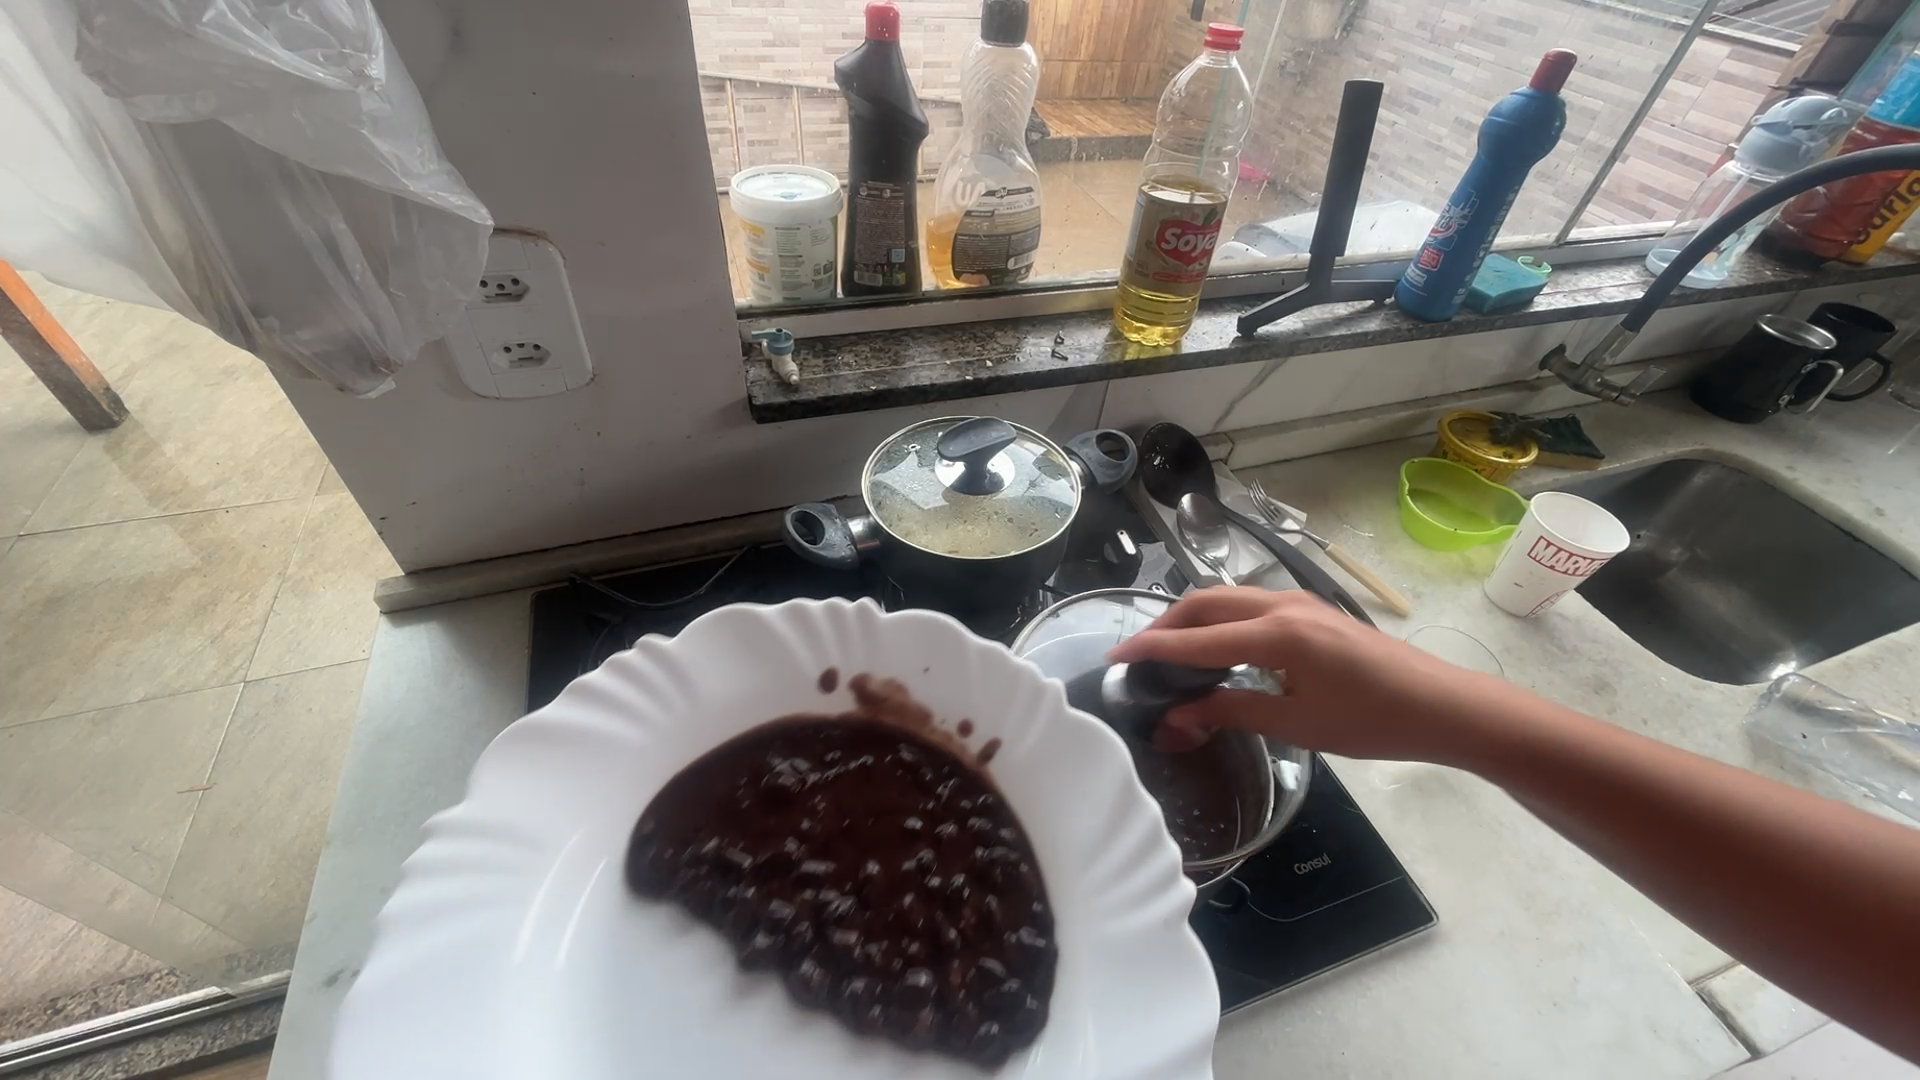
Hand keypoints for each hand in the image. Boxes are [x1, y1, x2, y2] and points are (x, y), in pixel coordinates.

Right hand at [1108, 587, 1508, 764]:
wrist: (1444, 705)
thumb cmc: (1373, 722)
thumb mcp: (1297, 724)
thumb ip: (1231, 711)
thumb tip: (1177, 716)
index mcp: (1276, 635)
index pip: (1196, 639)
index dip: (1151, 648)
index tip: (1115, 657)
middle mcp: (1281, 605)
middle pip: (1203, 603)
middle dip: (1164, 626)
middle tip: (1137, 655)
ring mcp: (1297, 601)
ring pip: (1223, 598)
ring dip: (1189, 618)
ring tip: (1167, 650)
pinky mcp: (1308, 608)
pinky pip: (1245, 603)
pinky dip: (1215, 618)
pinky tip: (1213, 645)